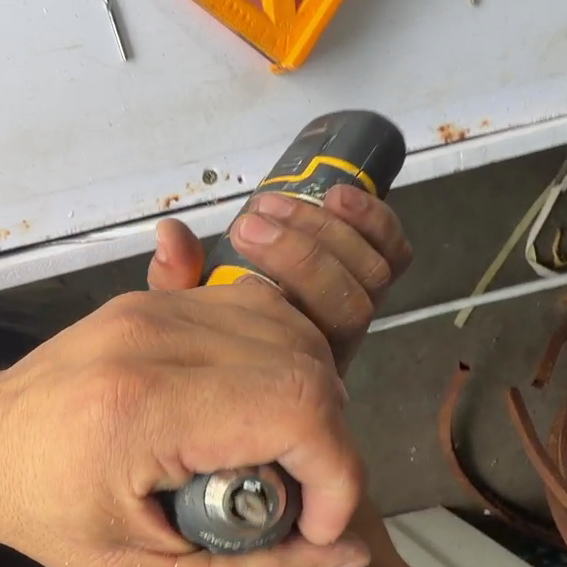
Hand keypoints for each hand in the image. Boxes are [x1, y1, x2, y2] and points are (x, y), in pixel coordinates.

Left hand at [0, 283, 369, 566]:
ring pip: (288, 326)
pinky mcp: (148, 299)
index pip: (297, 407)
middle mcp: (150, 337)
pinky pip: (249, 307)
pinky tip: (247, 404)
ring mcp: (149, 307)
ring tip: (271, 452)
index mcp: (142, 406)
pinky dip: (274, 356)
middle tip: (291, 493)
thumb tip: (344, 552)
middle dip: (326, 441)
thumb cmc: (45, 514)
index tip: (316, 525)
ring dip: (306, 395)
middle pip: (303, 363)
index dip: (338, 474)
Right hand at [147, 185, 411, 371]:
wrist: (231, 341)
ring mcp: (355, 313)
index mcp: (290, 370)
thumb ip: (175, 283)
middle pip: (348, 302)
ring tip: (274, 202)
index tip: (236, 255)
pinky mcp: (370, 280)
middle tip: (248, 225)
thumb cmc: (202, 332)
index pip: (315, 332)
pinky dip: (373, 221)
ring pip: (373, 274)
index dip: (285, 283)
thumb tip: (172, 234)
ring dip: (325, 230)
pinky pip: (394, 255)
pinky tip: (336, 196)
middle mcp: (332, 349)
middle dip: (300, 254)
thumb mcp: (176, 314)